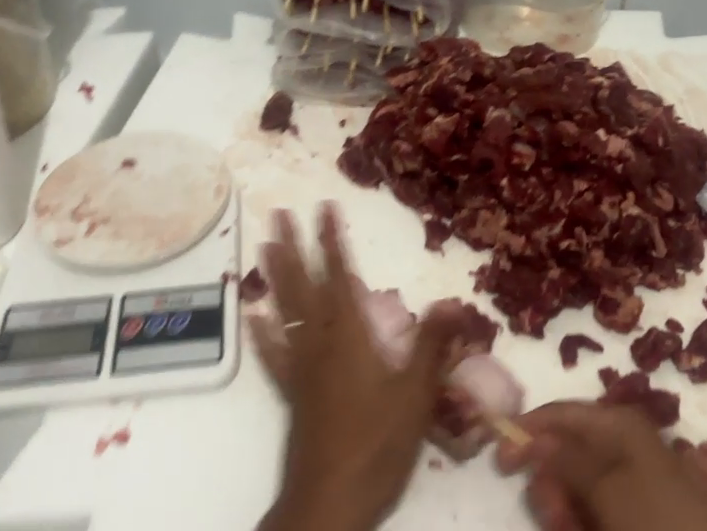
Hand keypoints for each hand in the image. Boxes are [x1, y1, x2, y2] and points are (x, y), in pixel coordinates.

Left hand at [252, 206, 463, 530]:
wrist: (331, 499)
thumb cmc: (377, 444)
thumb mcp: (417, 394)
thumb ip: (432, 345)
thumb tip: (452, 300)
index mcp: (349, 335)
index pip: (339, 275)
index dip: (332, 240)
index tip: (325, 207)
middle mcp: (319, 342)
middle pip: (302, 284)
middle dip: (293, 246)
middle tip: (280, 212)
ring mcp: (301, 368)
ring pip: (285, 310)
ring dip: (275, 276)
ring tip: (263, 246)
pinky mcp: (292, 394)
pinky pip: (274, 355)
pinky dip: (264, 333)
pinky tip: (254, 319)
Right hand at [494, 402, 706, 530]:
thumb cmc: (661, 521)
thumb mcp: (609, 487)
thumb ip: (566, 458)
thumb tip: (531, 435)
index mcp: (620, 426)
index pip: (561, 413)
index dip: (527, 430)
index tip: (498, 458)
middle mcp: (625, 446)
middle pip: (565, 453)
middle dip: (550, 484)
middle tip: (553, 516)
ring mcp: (633, 483)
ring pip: (577, 488)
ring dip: (564, 509)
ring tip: (569, 529)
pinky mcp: (638, 515)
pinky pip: (596, 510)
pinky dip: (582, 522)